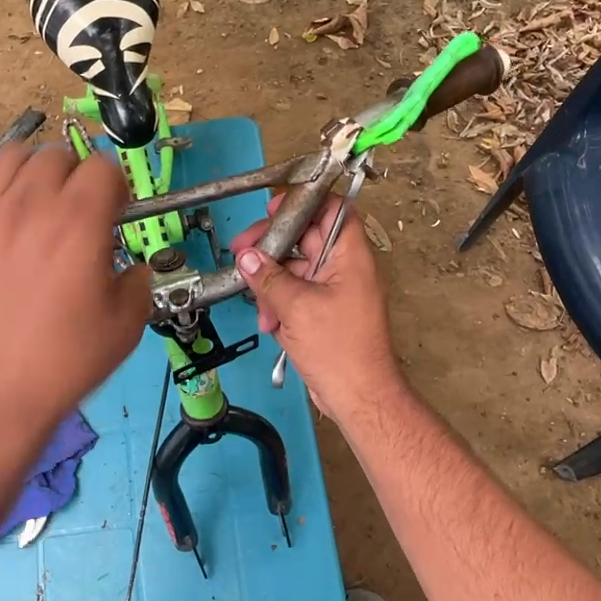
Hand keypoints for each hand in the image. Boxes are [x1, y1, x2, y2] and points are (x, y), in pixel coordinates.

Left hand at [0, 143, 150, 435]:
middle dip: (80, 177)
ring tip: (45, 201)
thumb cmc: (62, 362)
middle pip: (59, 156)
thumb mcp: (125, 325)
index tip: (118, 213)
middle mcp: (30, 206)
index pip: (104, 169)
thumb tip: (130, 270)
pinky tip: (7, 204)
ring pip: (15, 157)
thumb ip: (137, 282)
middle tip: (85, 213)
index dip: (118, 187)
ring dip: (38, 171)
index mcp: (78, 223)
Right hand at [232, 194, 405, 422]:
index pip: (332, 210)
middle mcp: (345, 269)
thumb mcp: (296, 307)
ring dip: (273, 286)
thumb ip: (268, 278)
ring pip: (297, 271)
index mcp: (349, 256)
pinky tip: (271, 324)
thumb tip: (247, 258)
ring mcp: (336, 292)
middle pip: (306, 240)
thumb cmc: (340, 350)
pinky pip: (297, 297)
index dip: (303, 203)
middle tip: (242, 254)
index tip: (272, 210)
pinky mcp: (326, 314)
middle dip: (273, 249)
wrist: (358, 397)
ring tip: (261, 308)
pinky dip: (281, 306)